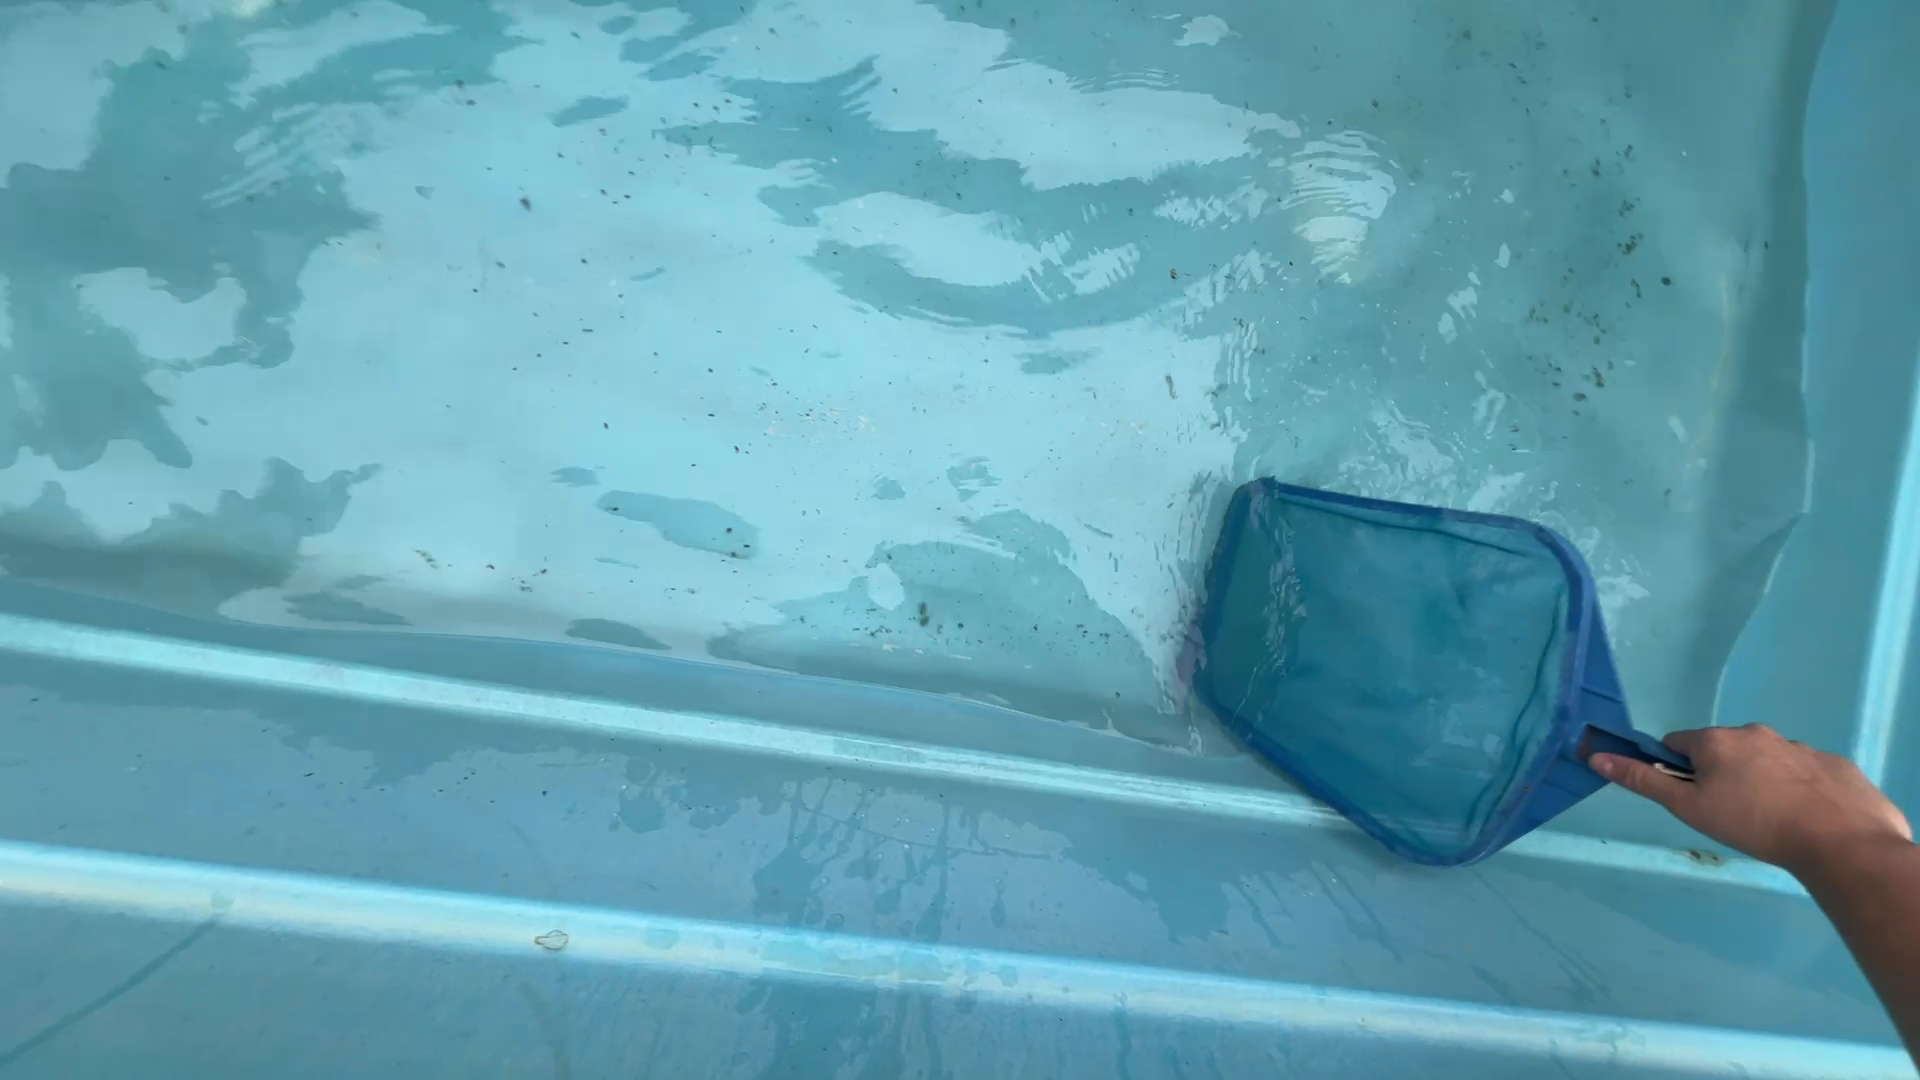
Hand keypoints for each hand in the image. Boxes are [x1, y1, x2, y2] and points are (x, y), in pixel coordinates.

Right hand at [1591, 724, 1910, 873]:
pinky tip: (1810, 814)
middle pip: (1724, 750)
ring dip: (1764, 779)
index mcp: (1715, 740)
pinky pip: (1809, 772)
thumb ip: (1642, 779)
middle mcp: (1755, 734)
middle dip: (1723, 772)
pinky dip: (1804, 787)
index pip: (1677, 744)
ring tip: (1775, 815)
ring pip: (1767, 760)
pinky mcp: (1841, 767)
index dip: (1679, 770)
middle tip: (1732, 808)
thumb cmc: (1752, 824)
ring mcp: (1802, 748)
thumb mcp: (1687, 806)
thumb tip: (1596, 757)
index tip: (1694, 795)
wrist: (1844, 847)